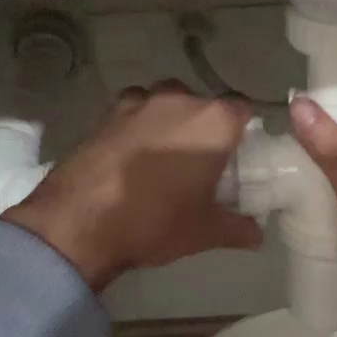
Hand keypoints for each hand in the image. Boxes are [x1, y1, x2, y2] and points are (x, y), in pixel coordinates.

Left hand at [3, 81, 263, 289]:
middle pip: (202, 103)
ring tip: (164, 155)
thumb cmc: (156, 222)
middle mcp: (178, 101)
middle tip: (202, 160)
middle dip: (204, 125)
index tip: (239, 152)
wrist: (79, 222)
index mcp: (213, 122)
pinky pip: (131, 113)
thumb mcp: (205, 232)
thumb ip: (237, 228)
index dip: (243, 129)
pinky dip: (137, 127)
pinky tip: (132, 156)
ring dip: (169, 120)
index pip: (242, 108)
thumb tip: (257, 235)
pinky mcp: (104, 115)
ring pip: (164, 102)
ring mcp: (137, 103)